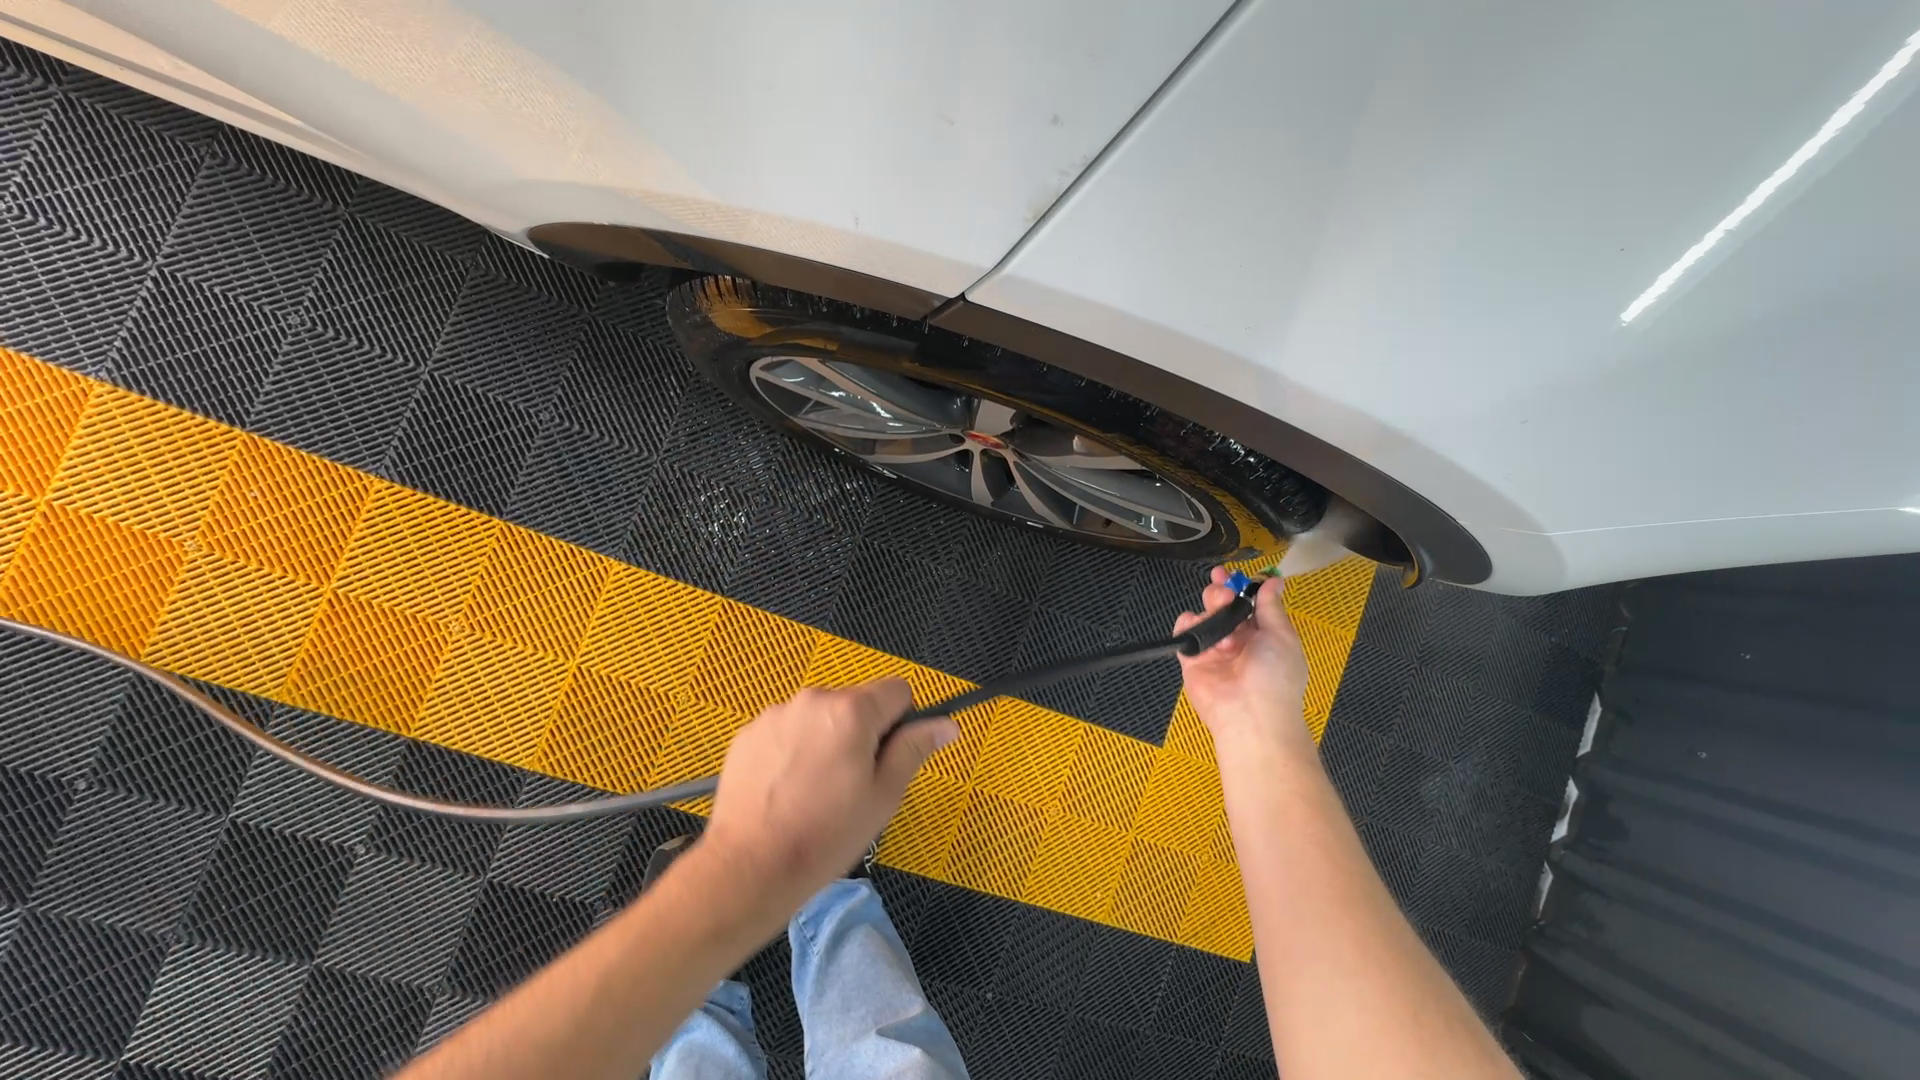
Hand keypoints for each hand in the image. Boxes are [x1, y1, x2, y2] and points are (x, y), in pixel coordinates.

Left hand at [698, 679, 958, 907]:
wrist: (750, 866)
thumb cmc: (824, 836)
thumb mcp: (884, 796)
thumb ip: (914, 749)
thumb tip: (946, 724)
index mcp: (852, 712)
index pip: (897, 690)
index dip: (902, 721)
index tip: (890, 755)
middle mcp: (813, 701)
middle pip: (856, 703)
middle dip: (862, 733)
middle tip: (854, 783)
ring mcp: (776, 714)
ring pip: (820, 717)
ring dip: (826, 740)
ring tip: (816, 791)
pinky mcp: (749, 733)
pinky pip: (787, 730)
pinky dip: (793, 750)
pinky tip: (788, 789)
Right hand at [1174, 567, 1311, 749]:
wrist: (1250, 714)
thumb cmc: (1275, 677)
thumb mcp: (1282, 636)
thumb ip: (1271, 607)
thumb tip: (1274, 582)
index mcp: (1263, 634)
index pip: (1248, 603)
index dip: (1240, 586)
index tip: (1232, 574)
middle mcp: (1238, 640)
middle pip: (1223, 606)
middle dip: (1221, 592)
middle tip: (1223, 591)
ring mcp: (1214, 649)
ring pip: (1205, 615)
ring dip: (1210, 609)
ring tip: (1219, 616)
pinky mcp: (1193, 660)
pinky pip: (1185, 634)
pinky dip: (1188, 624)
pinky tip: (1197, 625)